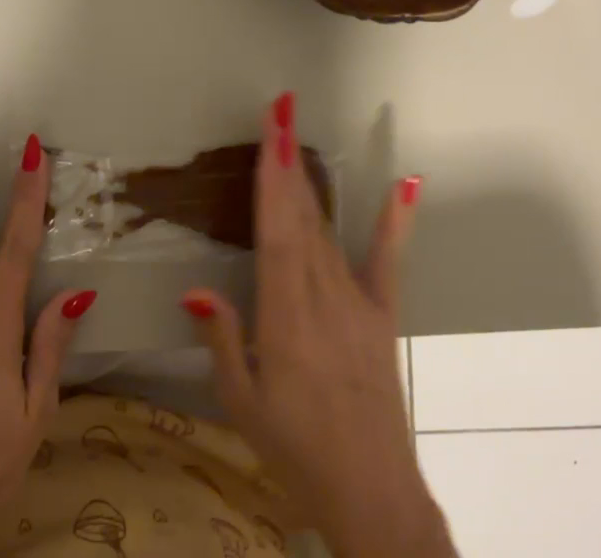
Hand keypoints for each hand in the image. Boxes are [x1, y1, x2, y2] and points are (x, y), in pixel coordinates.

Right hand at [185, 93, 455, 557]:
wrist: (371, 491)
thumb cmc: (294, 449)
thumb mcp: (241, 401)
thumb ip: (221, 338)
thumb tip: (194, 287)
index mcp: (285, 315)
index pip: (275, 229)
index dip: (271, 175)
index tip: (269, 129)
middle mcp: (324, 297)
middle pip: (300, 217)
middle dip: (287, 159)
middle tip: (279, 109)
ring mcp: (359, 304)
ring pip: (328, 231)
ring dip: (311, 181)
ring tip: (298, 137)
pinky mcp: (382, 318)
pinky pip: (388, 262)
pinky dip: (396, 222)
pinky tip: (406, 185)